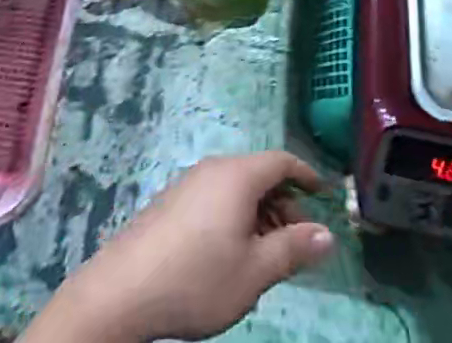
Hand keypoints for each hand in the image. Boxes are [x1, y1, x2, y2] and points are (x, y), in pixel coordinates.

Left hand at [28, 152, 335, 341]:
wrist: (124, 289)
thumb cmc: (198, 277)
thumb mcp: (255, 271)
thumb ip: (293, 249)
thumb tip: (326, 234)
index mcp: (236, 176)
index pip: (280, 161)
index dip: (306, 175)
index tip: (323, 194)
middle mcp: (212, 169)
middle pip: (258, 174)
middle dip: (284, 204)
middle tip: (298, 244)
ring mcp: (187, 183)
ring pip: (236, 189)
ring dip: (259, 214)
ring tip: (267, 257)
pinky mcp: (171, 201)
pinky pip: (215, 198)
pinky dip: (235, 216)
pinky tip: (232, 254)